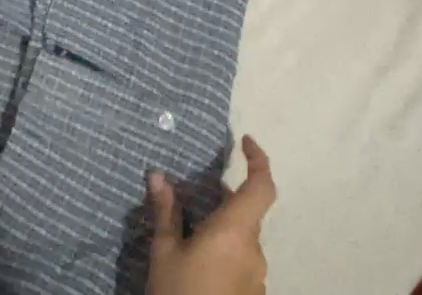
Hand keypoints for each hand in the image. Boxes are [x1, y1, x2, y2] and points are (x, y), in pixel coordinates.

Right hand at [146, 135, 276, 294]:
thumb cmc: (180, 292)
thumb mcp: (164, 251)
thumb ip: (166, 212)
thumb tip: (159, 175)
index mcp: (235, 233)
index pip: (261, 188)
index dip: (259, 161)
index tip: (246, 141)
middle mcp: (254, 252)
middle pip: (247, 213)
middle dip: (223, 197)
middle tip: (193, 190)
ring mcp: (256, 277)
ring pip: (243, 238)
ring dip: (222, 225)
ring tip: (187, 225)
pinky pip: (241, 260)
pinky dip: (223, 248)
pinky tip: (196, 258)